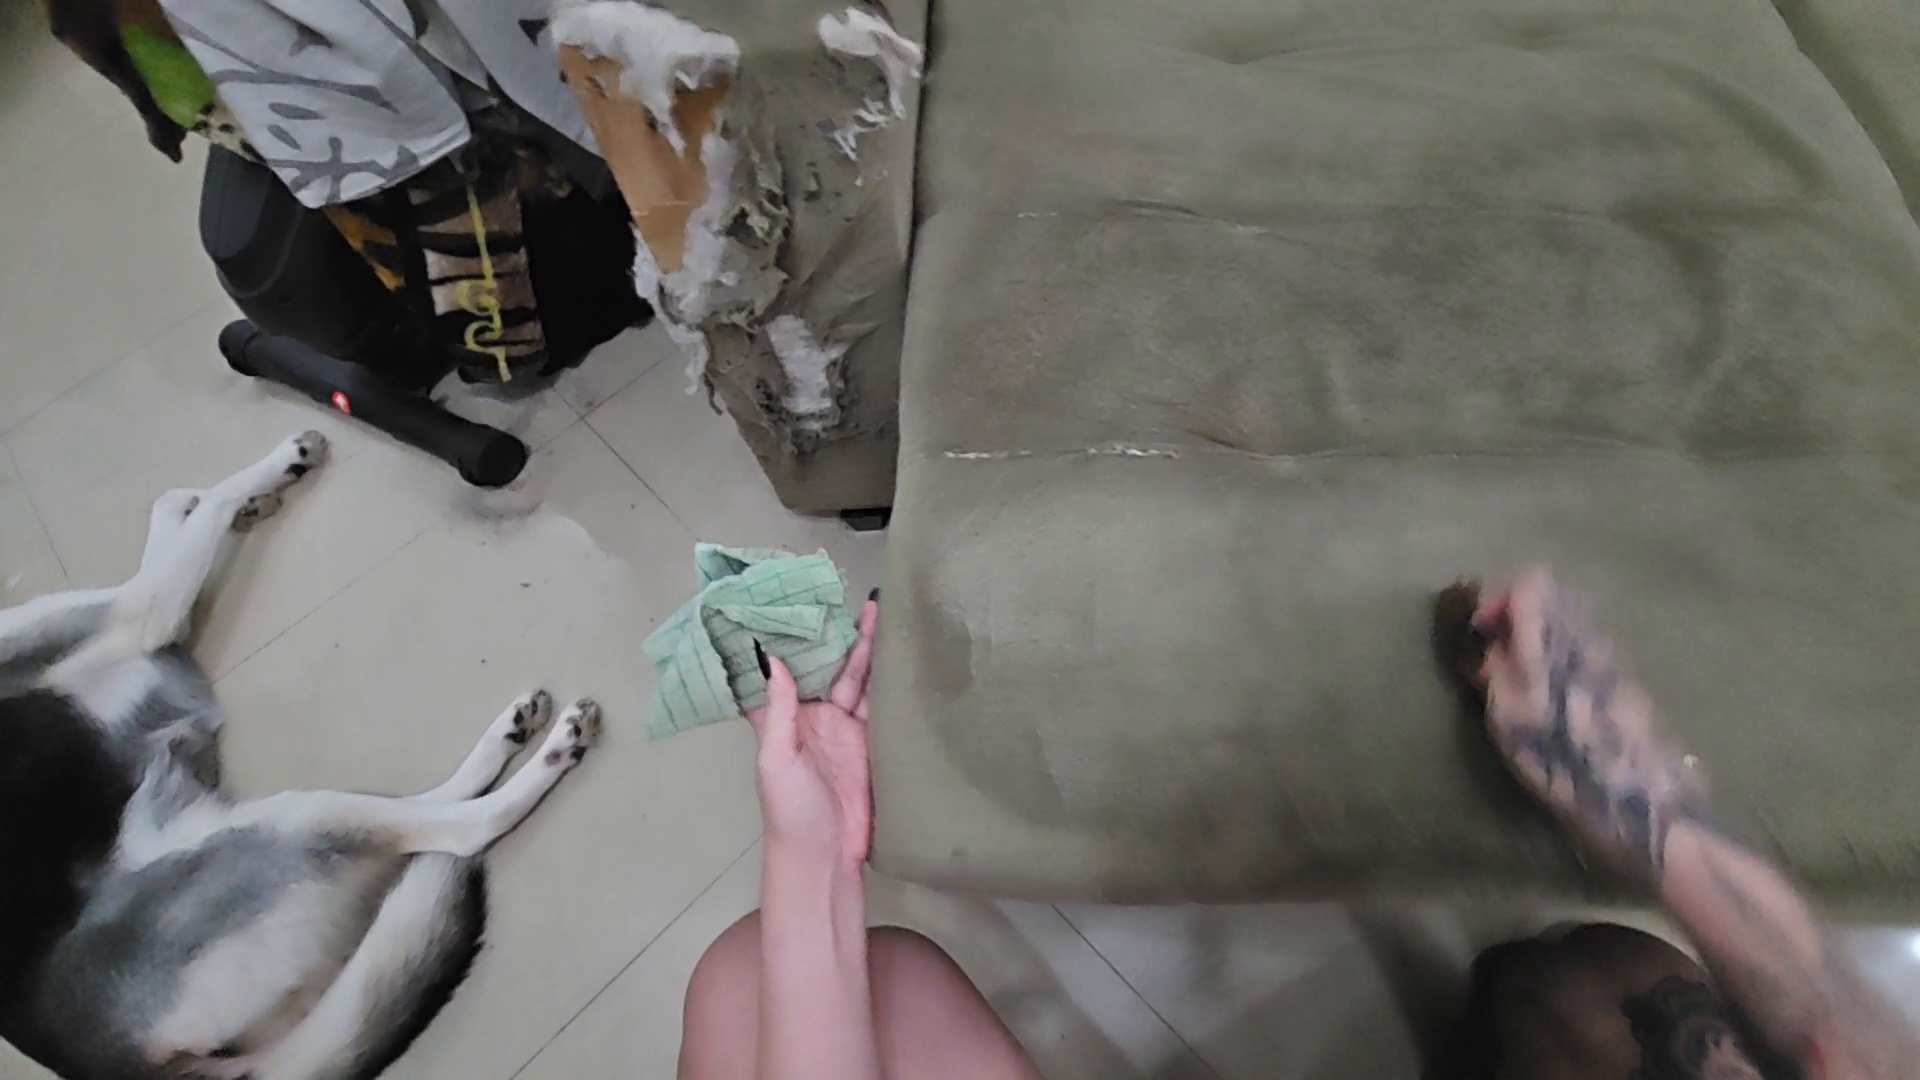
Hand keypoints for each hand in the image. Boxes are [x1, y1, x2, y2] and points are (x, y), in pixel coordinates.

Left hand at [747, 599, 879, 866]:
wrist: (826, 858)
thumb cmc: (790, 811)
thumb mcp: (776, 761)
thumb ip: (778, 711)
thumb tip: (772, 657)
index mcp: (787, 715)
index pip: (791, 667)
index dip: (800, 637)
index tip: (809, 602)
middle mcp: (817, 714)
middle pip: (834, 666)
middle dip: (846, 635)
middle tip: (863, 600)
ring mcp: (847, 727)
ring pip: (861, 679)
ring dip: (872, 651)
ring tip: (887, 616)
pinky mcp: (873, 741)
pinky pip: (882, 704)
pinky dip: (891, 681)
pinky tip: (902, 656)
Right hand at [1472, 566, 1709, 879]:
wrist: (1642, 810)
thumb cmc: (1561, 763)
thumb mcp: (1508, 718)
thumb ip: (1497, 670)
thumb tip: (1492, 643)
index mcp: (1552, 645)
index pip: (1532, 584)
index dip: (1499, 598)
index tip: (1481, 631)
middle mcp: (1588, 642)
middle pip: (1554, 597)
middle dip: (1517, 614)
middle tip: (1495, 650)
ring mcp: (1614, 662)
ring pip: (1572, 623)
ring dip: (1539, 637)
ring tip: (1520, 676)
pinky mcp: (1629, 685)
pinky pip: (1587, 648)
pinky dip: (1561, 656)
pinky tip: (1553, 695)